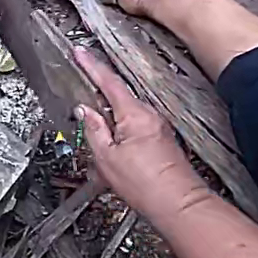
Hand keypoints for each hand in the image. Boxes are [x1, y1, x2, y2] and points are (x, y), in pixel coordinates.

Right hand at [73, 47, 211, 210]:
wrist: (177, 205)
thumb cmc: (145, 184)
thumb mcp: (106, 157)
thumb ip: (94, 129)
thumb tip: (85, 112)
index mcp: (134, 115)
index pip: (108, 82)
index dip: (91, 65)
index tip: (79, 52)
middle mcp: (149, 115)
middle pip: (117, 95)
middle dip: (98, 94)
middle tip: (80, 93)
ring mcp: (157, 126)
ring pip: (125, 112)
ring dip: (108, 116)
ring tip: (96, 132)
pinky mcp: (160, 138)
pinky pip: (133, 123)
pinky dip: (120, 126)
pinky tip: (113, 143)